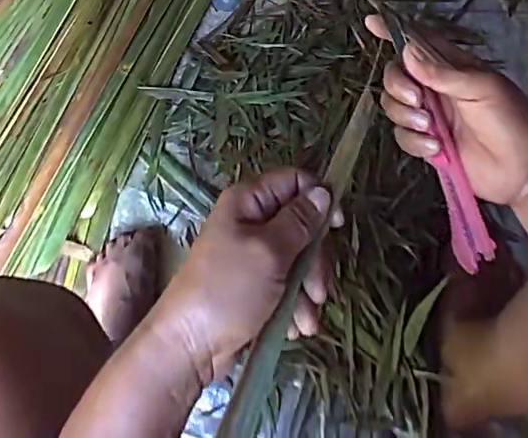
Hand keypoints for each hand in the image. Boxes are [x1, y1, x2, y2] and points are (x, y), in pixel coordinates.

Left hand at [145, 166, 338, 383]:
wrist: (190, 346)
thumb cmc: (228, 288)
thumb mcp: (269, 251)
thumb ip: (299, 221)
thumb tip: (323, 192)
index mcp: (247, 200)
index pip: (292, 181)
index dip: (318, 198)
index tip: (337, 227)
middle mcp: (249, 220)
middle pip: (300, 223)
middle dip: (315, 258)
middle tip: (320, 289)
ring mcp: (251, 253)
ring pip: (297, 257)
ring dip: (308, 288)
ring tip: (307, 319)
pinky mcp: (254, 283)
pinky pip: (285, 283)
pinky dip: (295, 303)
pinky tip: (295, 327)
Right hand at [366, 15, 527, 206]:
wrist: (526, 172)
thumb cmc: (513, 121)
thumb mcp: (482, 89)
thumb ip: (443, 73)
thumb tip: (407, 53)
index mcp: (451, 66)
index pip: (417, 40)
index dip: (393, 30)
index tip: (371, 23)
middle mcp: (435, 87)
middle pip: (395, 74)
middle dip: (397, 85)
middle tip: (418, 101)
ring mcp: (431, 115)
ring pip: (393, 105)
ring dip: (405, 115)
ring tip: (432, 129)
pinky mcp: (428, 143)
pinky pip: (402, 136)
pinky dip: (414, 141)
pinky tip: (436, 148)